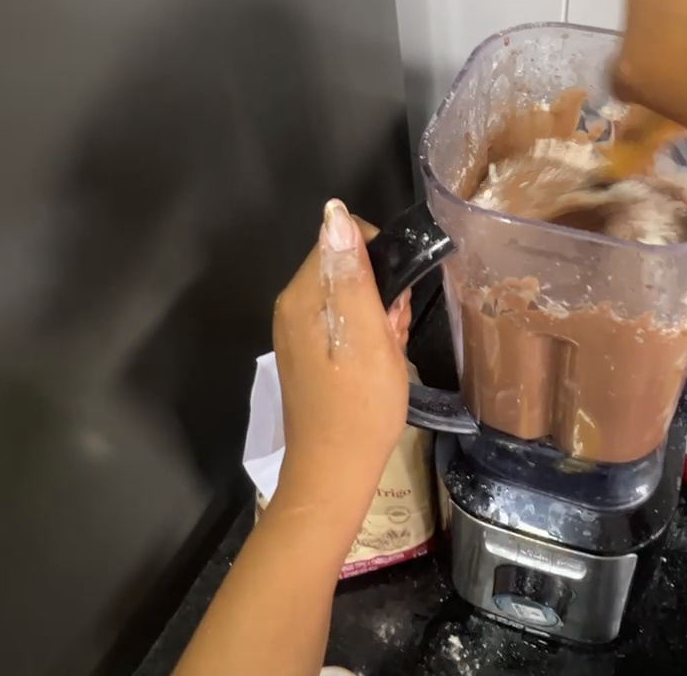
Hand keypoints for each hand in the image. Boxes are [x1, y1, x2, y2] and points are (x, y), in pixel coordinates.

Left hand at [269, 200, 411, 523]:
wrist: (335, 474)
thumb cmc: (360, 406)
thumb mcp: (367, 336)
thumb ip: (353, 274)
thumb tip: (336, 212)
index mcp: (303, 296)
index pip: (343, 238)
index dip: (380, 262)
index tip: (394, 303)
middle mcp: (293, 305)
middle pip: (348, 265)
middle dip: (381, 292)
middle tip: (392, 334)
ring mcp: (298, 329)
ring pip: (352, 292)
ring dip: (380, 315)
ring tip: (388, 350)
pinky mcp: (308, 349)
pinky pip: (345, 318)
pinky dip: (369, 332)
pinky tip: (378, 360)